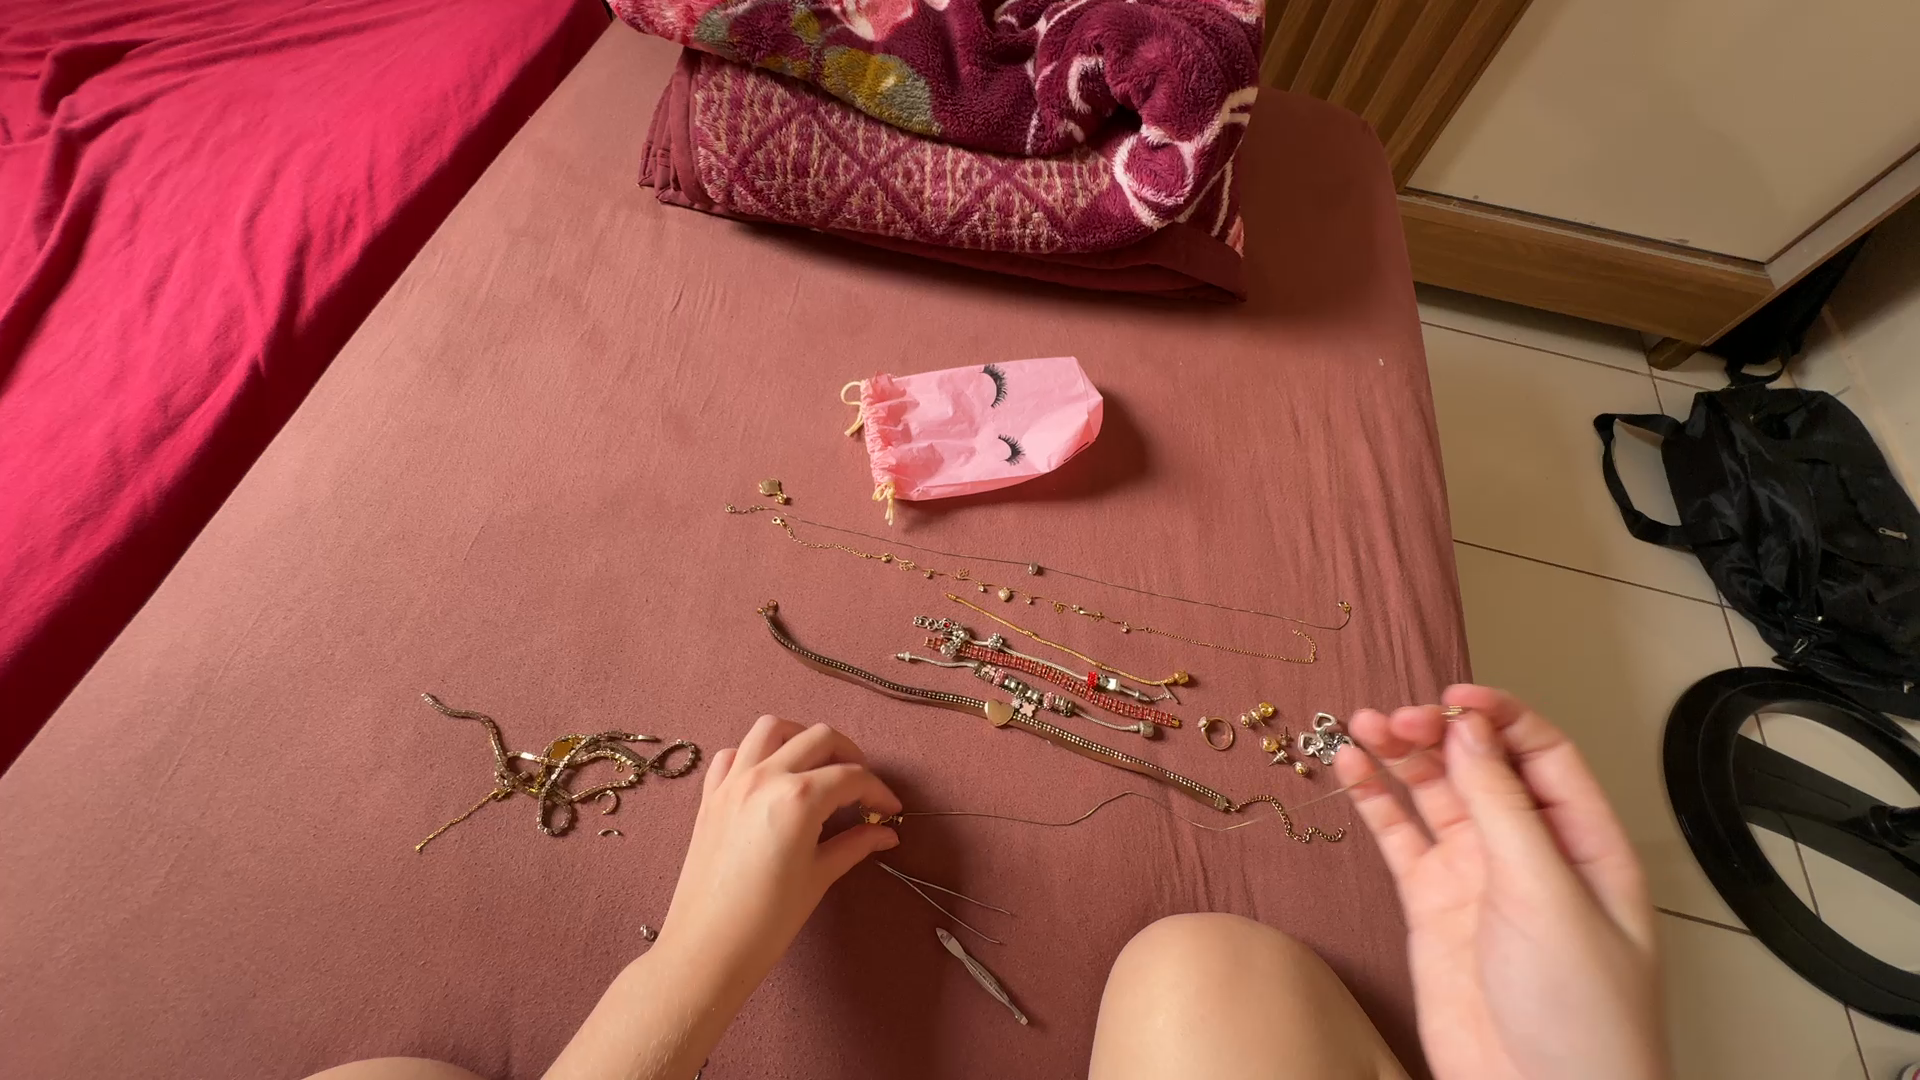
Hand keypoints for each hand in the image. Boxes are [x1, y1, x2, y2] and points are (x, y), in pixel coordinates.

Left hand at [654, 715, 901, 1000]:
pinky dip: (755, 754)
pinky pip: (734, 753)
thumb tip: (887, 833)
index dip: (879, 791)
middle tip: (860, 786)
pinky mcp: (710, 794)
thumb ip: (855, 844)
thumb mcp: (819, 878)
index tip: (891, 810)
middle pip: (820, 737)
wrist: (705, 953)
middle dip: (849, 755)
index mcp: (800, 797)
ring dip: (801, 737)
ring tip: (816, 764)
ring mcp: (734, 780)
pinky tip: (769, 777)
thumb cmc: (769, 922)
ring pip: (772, 728)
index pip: (852, 777)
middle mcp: (767, 775)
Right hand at [1334, 685, 1668, 1079]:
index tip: (1451, 698)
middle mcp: (1525, 848)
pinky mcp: (1429, 895)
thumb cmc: (1575, 1010)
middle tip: (1396, 720)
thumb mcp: (1545, 895)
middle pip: (1475, 767)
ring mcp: (1473, 871)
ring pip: (1430, 793)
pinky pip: (1397, 833)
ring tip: (1361, 727)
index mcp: (1582, 843)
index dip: (1498, 717)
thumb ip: (1502, 808)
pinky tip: (1350, 768)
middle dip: (1436, 734)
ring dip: (1397, 756)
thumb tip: (1469, 732)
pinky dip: (1373, 797)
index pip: (1540, 755)